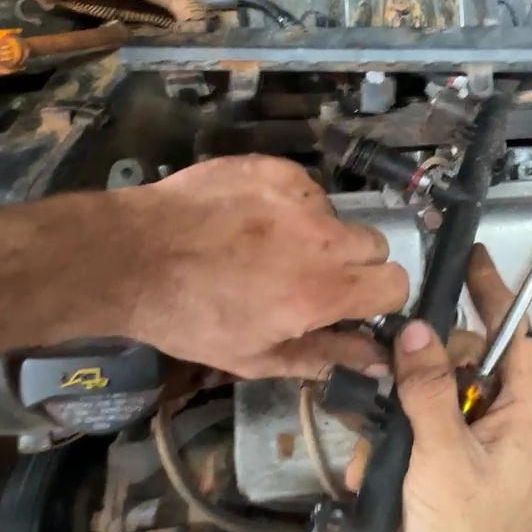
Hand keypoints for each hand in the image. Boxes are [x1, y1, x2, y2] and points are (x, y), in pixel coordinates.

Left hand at [114, 155, 408, 379]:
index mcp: (324, 289)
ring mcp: (302, 196)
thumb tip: (379, 363)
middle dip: (353, 263)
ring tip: (266, 245)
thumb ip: (327, 357)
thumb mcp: (256, 355)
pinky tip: (249, 218)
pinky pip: (304, 188)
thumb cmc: (192, 318)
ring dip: (316, 232)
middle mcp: (324, 238)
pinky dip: (287, 204)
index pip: (396, 283)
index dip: (380, 297)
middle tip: (309, 274)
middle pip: (375, 244)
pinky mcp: (279, 168)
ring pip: (336, 216)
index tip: (355, 303)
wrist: (134, 256)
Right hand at [350, 246, 531, 531]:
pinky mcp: (460, 464)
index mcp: (527, 403)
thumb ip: (430, 390)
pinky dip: (402, 447)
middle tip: (387, 379)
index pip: (512, 327)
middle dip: (423, 372)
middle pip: (465, 358)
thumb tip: (416, 327)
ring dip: (404, 416)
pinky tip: (380, 475)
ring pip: (439, 396)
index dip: (490, 289)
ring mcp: (485, 440)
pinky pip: (429, 432)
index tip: (470, 255)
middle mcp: (510, 413)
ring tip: (380, 448)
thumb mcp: (446, 458)